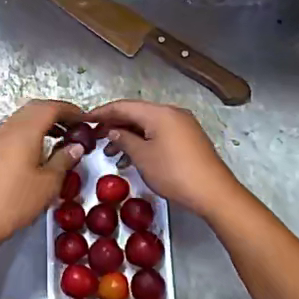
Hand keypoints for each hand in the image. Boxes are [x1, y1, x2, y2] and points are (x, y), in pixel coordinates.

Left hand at [0, 100, 85, 247]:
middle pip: (34, 108)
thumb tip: (75, 147)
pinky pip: (12, 130)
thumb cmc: (15, 203)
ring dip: (41, 121)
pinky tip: (37, 149)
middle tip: (73, 125)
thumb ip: (64, 160)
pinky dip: (28, 131)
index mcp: (24, 132)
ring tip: (59, 136)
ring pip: (21, 118)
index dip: (70, 110)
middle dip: (56, 112)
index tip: (84, 118)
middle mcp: (7, 129)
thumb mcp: (48, 183)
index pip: (50, 108)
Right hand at [88, 99, 244, 218]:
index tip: (85, 119)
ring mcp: (183, 125)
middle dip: (115, 124)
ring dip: (129, 136)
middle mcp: (172, 113)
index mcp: (159, 113)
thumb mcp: (142, 157)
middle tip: (95, 137)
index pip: (124, 106)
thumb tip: (114, 131)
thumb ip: (124, 140)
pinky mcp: (188, 139)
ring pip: (148, 125)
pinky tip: (133, 157)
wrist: (213, 192)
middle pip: (137, 113)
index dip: (102, 112)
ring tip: (112, 153)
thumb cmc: (174, 173)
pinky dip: (143, 141)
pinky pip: (159, 133)